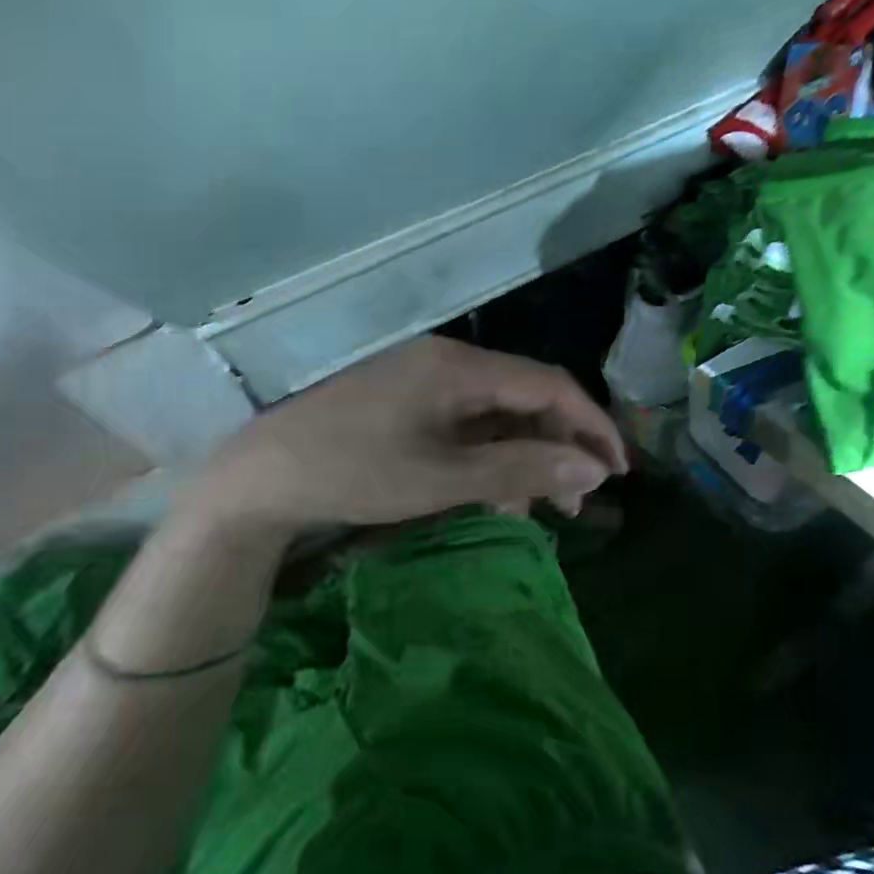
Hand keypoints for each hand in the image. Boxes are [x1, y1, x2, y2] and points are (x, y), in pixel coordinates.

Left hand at [187, 336, 628, 531]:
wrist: (255, 482)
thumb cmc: (351, 474)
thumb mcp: (444, 479)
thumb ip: (523, 469)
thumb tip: (595, 470)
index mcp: (460, 367)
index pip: (551, 385)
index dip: (593, 426)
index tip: (618, 471)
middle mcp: (451, 363)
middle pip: (530, 398)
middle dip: (562, 448)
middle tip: (580, 501)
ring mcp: (430, 382)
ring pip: (504, 416)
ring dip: (529, 459)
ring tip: (540, 511)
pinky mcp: (414, 404)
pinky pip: (473, 426)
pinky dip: (494, 460)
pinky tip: (498, 498)